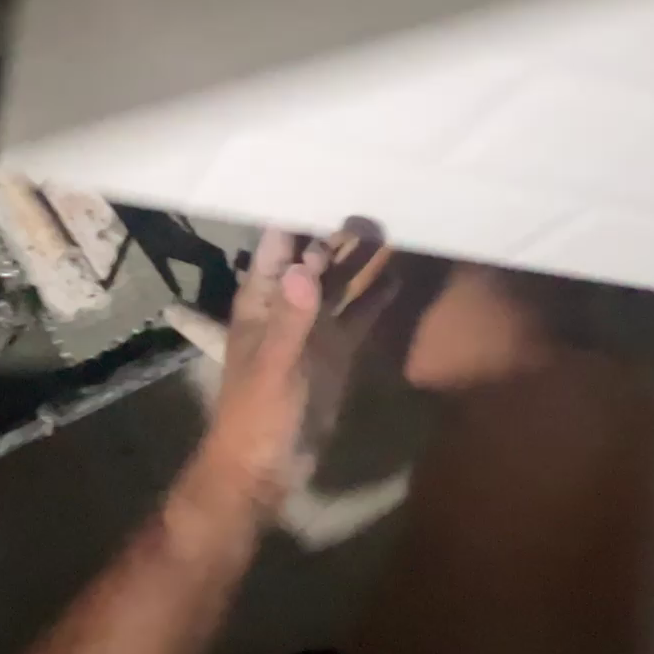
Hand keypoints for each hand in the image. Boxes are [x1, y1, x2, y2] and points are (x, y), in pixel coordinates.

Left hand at [189, 225, 398, 517]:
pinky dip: (375, 299)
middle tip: (371, 204)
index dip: (295, 218)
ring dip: (359, 262)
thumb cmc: (257, 414)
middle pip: (313, 260)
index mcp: (261, 302)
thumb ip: (292, 318)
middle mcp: (288, 306)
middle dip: (335, 234)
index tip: (322, 185)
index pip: (276, 248)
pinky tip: (397, 279)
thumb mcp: (274, 365)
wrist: (265, 467)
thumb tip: (307, 267)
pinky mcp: (336, 352)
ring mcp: (313, 329)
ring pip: (338, 285)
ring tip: (389, 230)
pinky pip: (358, 317)